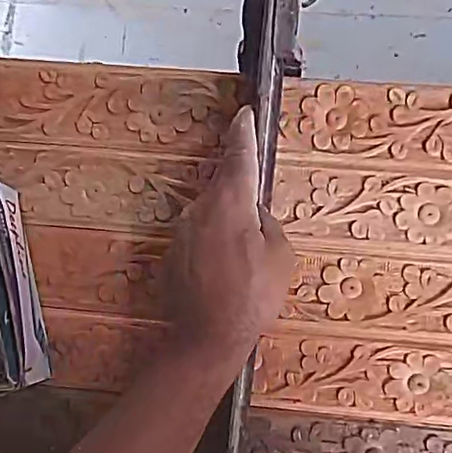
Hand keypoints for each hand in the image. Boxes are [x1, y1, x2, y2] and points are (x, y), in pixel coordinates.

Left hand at [162, 108, 295, 365]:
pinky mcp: (170, 256)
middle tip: (256, 236)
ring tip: (240, 269)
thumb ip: (269, 224)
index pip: (238, 155)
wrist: (206, 337)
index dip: (244, 133)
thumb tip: (255, 216)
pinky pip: (197, 243)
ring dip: (225, 233)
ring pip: (209, 219)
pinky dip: (211, 253)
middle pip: (223, 192)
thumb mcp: (282, 257)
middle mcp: (198, 210)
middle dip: (240, 204)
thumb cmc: (251, 298)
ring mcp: (180, 234)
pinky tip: (222, 279)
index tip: (244, 114)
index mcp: (230, 202)